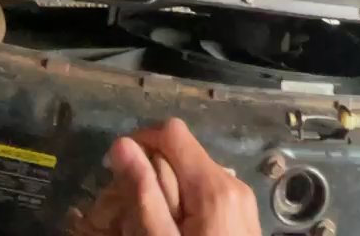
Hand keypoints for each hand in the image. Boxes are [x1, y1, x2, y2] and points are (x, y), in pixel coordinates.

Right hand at [71, 119, 261, 235]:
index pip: (172, 133)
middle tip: (127, 210)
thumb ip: (143, 194)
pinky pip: (206, 195)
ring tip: (149, 226)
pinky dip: (184, 205)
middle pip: (182, 153)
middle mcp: (232, 184)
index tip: (117, 172)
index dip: (140, 142)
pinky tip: (174, 233)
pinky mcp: (242, 219)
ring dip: (166, 191)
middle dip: (152, 173)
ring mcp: (241, 202)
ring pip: (192, 174)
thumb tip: (121, 145)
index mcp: (214, 186)